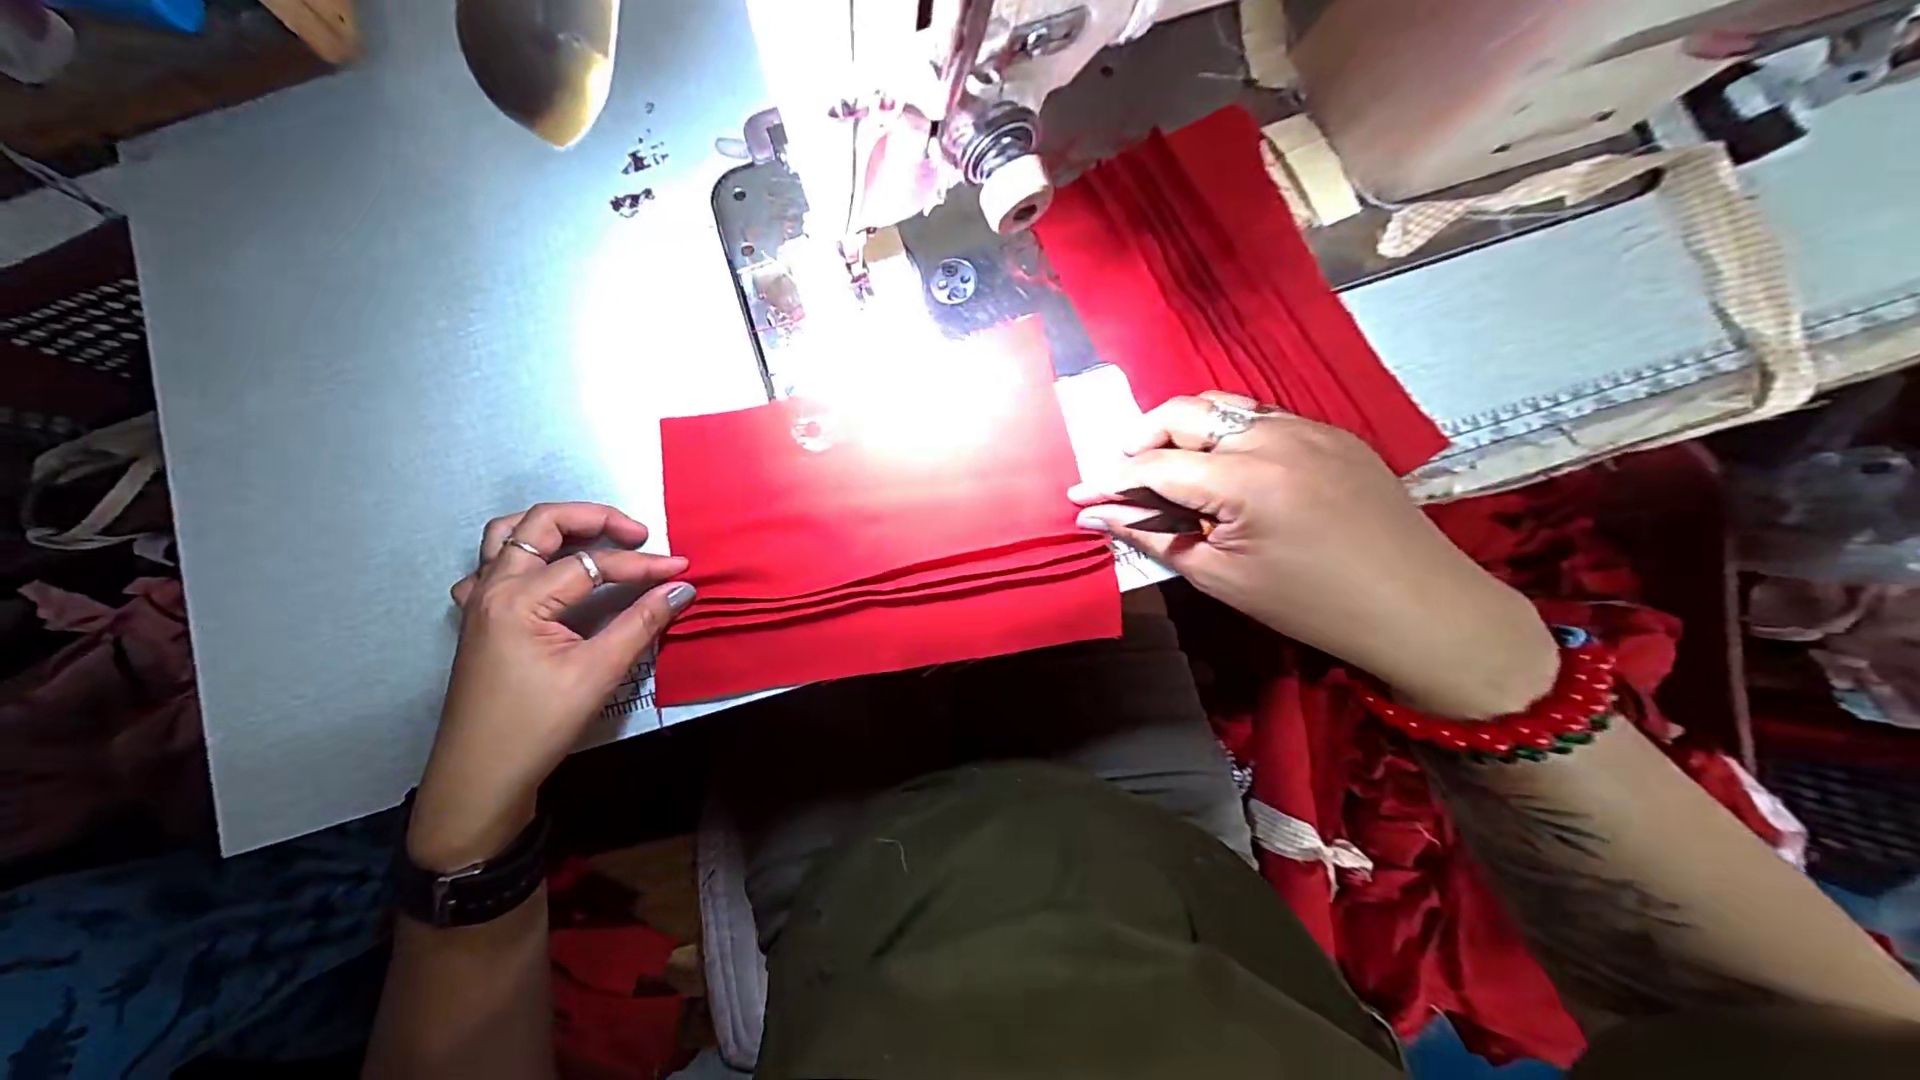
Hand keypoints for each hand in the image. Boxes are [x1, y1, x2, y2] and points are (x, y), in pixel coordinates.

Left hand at [409, 502, 695, 871]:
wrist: (479, 778)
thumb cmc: (537, 725)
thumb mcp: (598, 672)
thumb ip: (641, 623)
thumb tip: (681, 588)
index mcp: (517, 599)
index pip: (592, 564)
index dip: (643, 565)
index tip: (682, 568)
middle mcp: (492, 588)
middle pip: (540, 523)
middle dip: (594, 518)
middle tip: (637, 534)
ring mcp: (478, 603)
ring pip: (507, 536)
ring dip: (553, 528)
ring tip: (594, 538)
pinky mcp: (479, 620)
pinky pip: (492, 567)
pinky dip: (523, 556)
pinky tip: (546, 575)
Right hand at [1071, 394, 1556, 719]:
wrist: (1418, 606)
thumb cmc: (1309, 604)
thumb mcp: (1221, 578)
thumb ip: (1154, 537)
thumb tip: (1100, 515)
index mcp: (1243, 480)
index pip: (1155, 464)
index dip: (1113, 480)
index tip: (1083, 493)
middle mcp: (1273, 437)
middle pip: (1184, 411)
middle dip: (1142, 436)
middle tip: (1124, 472)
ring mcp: (1308, 428)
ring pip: (1223, 405)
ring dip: (1185, 426)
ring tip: (1169, 462)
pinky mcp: (1331, 433)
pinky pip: (1262, 417)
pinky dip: (1228, 433)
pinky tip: (1227, 466)